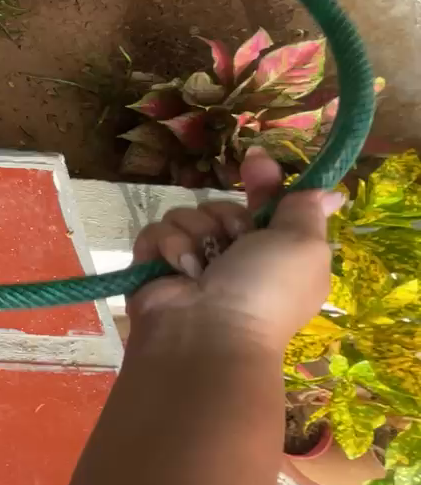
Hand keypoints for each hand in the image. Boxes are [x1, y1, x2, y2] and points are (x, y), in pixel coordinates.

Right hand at [129, 148, 344, 350]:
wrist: (205, 325)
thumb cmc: (263, 286)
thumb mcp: (301, 246)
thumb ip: (305, 212)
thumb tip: (329, 190)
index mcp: (277, 250)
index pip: (269, 205)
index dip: (264, 182)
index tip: (254, 159)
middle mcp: (235, 252)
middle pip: (221, 206)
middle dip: (223, 219)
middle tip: (231, 243)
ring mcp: (192, 256)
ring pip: (185, 215)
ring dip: (192, 235)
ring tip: (198, 263)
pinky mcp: (154, 259)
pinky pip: (154, 231)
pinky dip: (165, 246)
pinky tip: (176, 266)